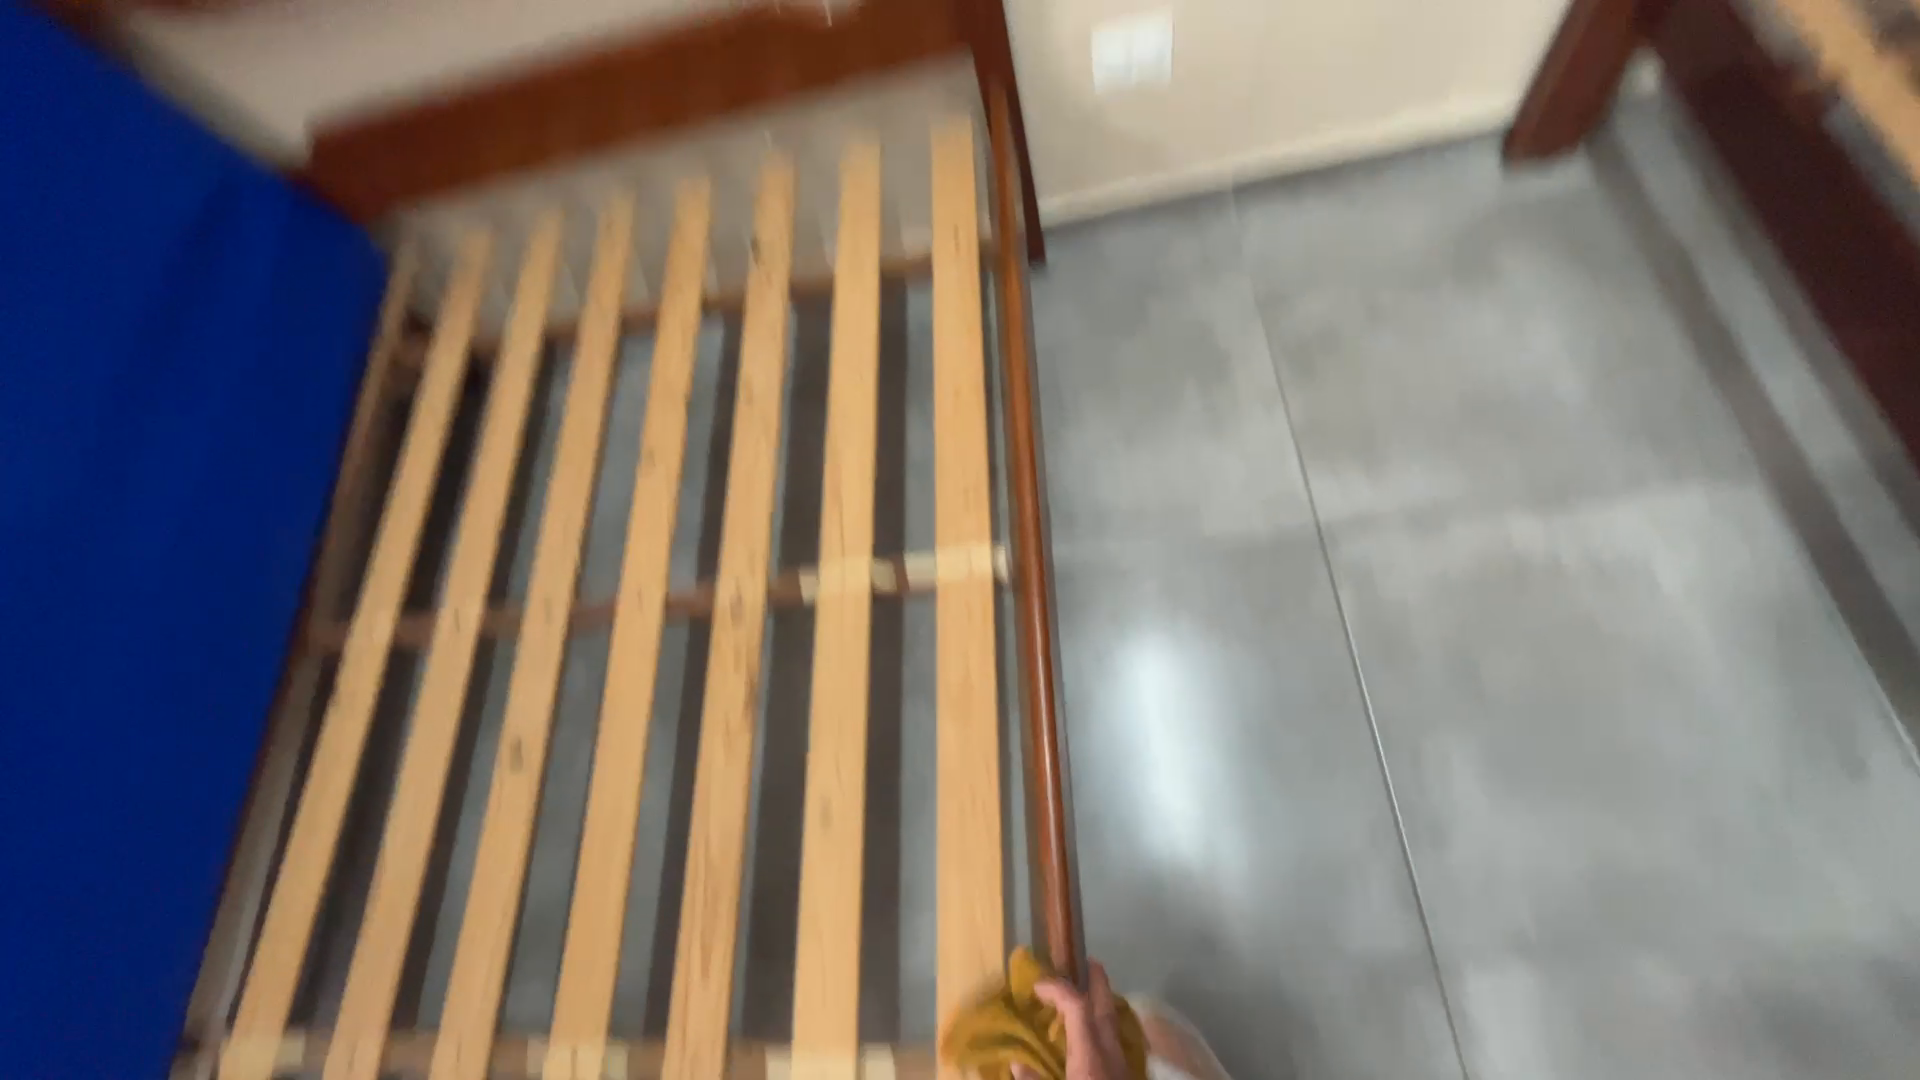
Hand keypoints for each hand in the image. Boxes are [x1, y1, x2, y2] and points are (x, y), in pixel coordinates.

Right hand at [1013, 961, 1131, 1079]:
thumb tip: (1016, 1063)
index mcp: (1089, 1053)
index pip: (1077, 1005)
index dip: (1058, 988)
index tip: (1038, 985)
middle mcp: (1109, 1051)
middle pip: (1105, 1005)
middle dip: (1097, 979)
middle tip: (1085, 960)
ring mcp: (1122, 1062)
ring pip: (1113, 1020)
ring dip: (1101, 1000)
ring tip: (1086, 990)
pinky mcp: (1127, 1074)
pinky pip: (1114, 1038)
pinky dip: (1103, 1024)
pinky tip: (1094, 1030)